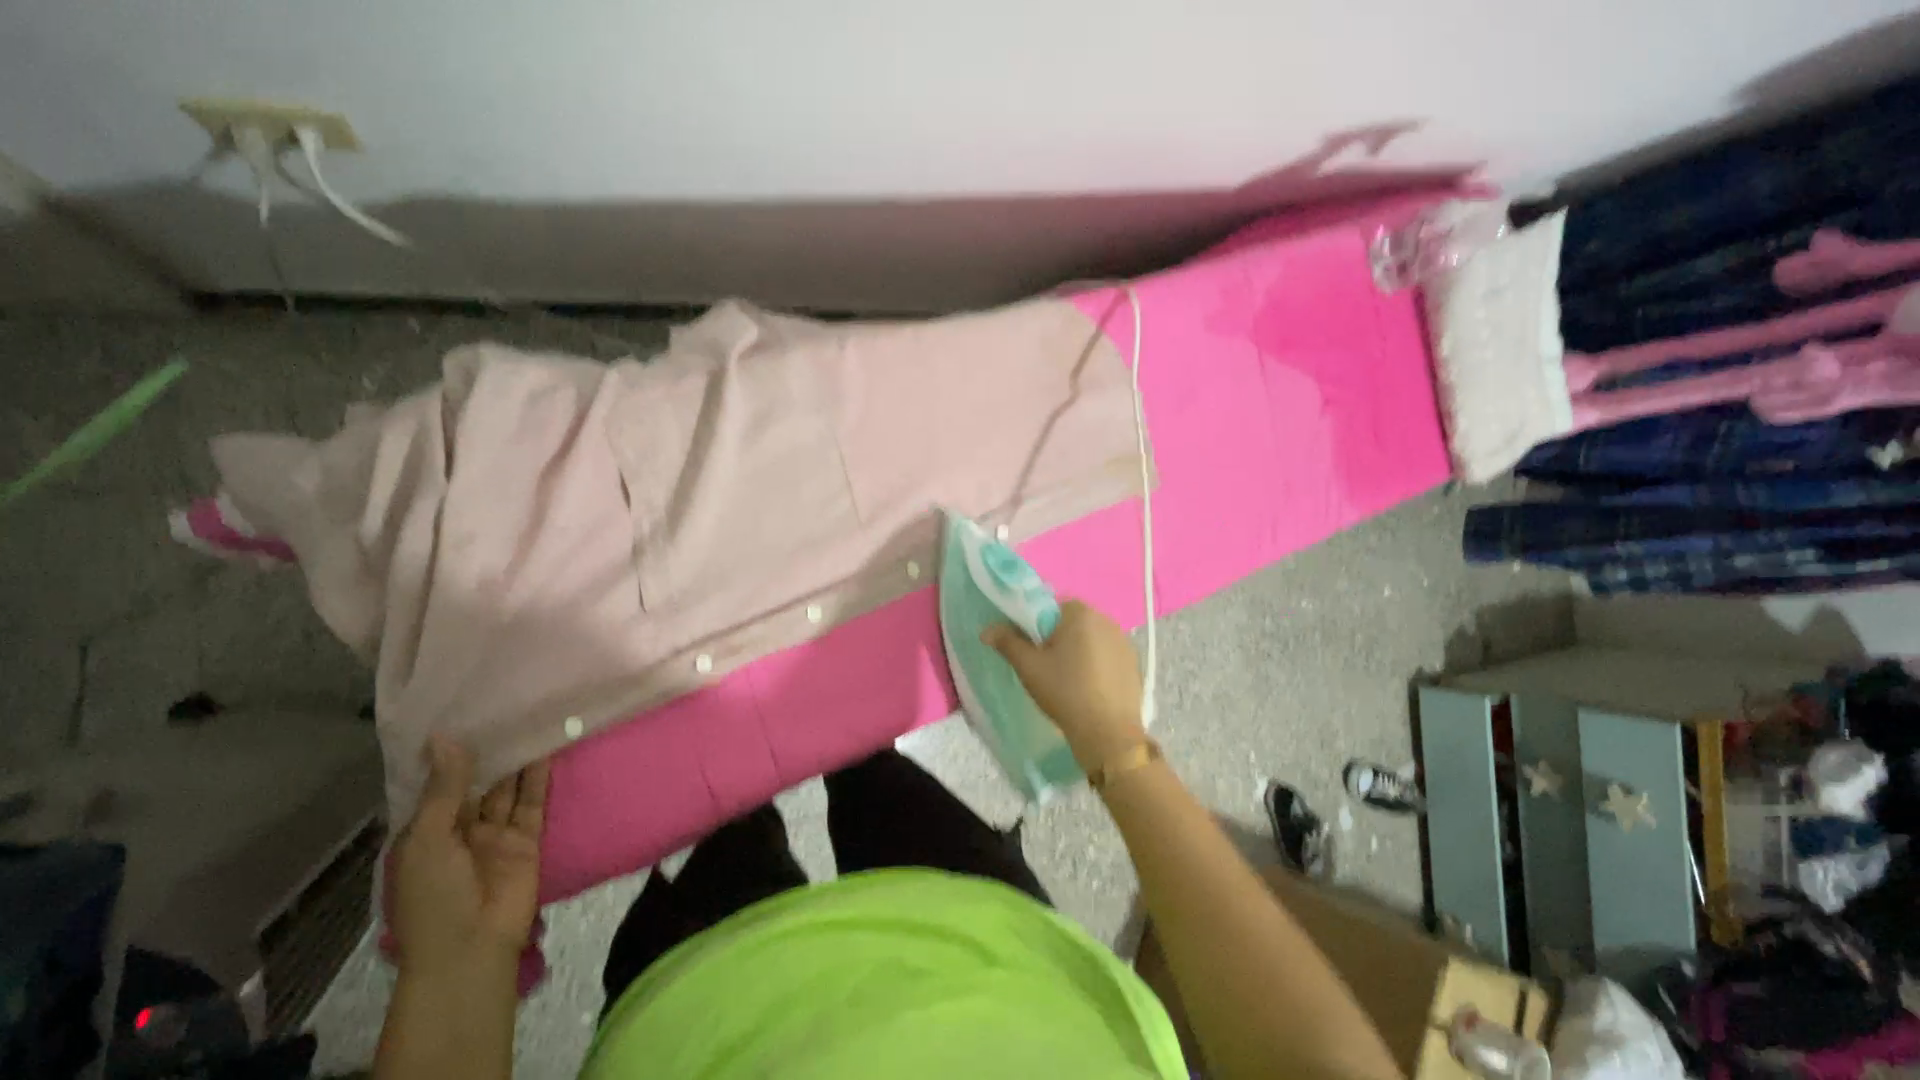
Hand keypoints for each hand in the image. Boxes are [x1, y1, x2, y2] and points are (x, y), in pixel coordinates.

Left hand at [389, 736, 548, 979]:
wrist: (470, 948)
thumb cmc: (433, 896)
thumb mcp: (427, 839)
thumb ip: (444, 789)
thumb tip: (446, 738)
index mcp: (425, 832)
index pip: (437, 786)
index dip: (448, 755)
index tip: (460, 715)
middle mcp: (460, 830)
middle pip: (475, 784)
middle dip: (485, 753)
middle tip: (500, 708)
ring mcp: (494, 836)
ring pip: (505, 790)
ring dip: (514, 761)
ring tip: (526, 721)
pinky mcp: (526, 842)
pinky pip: (532, 805)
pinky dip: (538, 780)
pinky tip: (544, 751)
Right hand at [982, 599, 1146, 770]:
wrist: (1107, 731)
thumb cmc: (1064, 692)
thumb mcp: (1029, 667)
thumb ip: (1008, 642)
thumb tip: (987, 629)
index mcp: (1080, 613)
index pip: (1051, 605)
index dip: (1037, 625)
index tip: (1031, 648)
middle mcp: (1106, 619)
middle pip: (1073, 622)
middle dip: (1058, 638)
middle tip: (1046, 666)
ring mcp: (1124, 641)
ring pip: (1091, 639)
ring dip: (1079, 651)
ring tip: (1068, 681)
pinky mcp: (1134, 663)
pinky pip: (1108, 655)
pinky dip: (1097, 665)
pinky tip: (1089, 689)